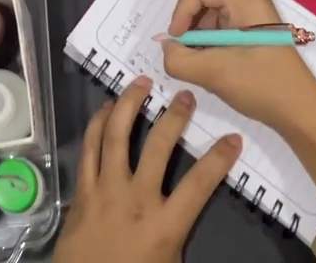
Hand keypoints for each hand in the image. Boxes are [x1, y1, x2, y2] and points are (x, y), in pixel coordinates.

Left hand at [52, 76, 240, 262]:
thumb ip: (179, 232)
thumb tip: (189, 210)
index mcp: (164, 226)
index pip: (199, 185)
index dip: (218, 160)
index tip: (233, 138)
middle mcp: (135, 200)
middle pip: (158, 147)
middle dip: (174, 118)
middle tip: (185, 95)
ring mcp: (105, 190)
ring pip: (116, 135)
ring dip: (130, 104)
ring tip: (141, 82)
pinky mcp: (82, 188)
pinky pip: (89, 147)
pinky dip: (98, 122)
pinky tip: (107, 107)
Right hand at [162, 0, 315, 133]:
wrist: (302, 113)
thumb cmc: (262, 85)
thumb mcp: (213, 73)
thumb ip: (178, 59)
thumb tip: (166, 48)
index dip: (182, 9)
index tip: (179, 40)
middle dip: (189, 14)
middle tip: (185, 42)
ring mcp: (253, 14)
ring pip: (212, 5)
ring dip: (198, 28)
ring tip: (200, 58)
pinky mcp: (254, 30)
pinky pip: (222, 20)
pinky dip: (209, 37)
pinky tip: (213, 61)